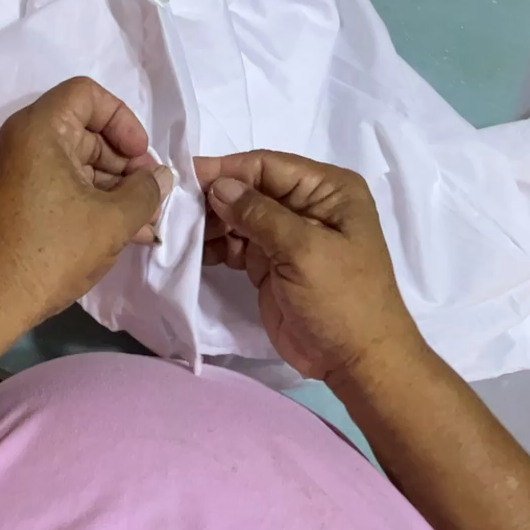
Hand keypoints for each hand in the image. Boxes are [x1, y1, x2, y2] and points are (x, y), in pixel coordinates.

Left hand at [0, 77, 172, 328]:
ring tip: (144, 222)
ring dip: (111, 186)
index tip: (140, 157)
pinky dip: (88, 198)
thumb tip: (160, 177)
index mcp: (37, 128)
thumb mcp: (112, 220)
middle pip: (82, 129)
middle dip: (123, 162)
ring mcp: (11, 169)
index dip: (122, 120)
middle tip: (150, 195)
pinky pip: (56, 182)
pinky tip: (122, 231)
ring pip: (72, 160)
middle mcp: (18, 139)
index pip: (87, 94)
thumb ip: (145, 191)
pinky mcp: (10, 197)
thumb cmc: (51, 250)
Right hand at [196, 150, 424, 381]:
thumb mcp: (304, 250)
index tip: (185, 175)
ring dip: (210, 222)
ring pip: (238, 215)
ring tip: (178, 230)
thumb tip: (219, 186)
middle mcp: (307, 204)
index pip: (267, 166)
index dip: (226, 169)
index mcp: (327, 189)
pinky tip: (192, 250)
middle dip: (214, 197)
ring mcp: (287, 235)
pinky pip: (236, 243)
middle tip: (174, 206)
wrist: (355, 363)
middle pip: (249, 189)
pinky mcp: (270, 262)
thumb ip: (259, 214)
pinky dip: (215, 245)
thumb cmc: (342, 299)